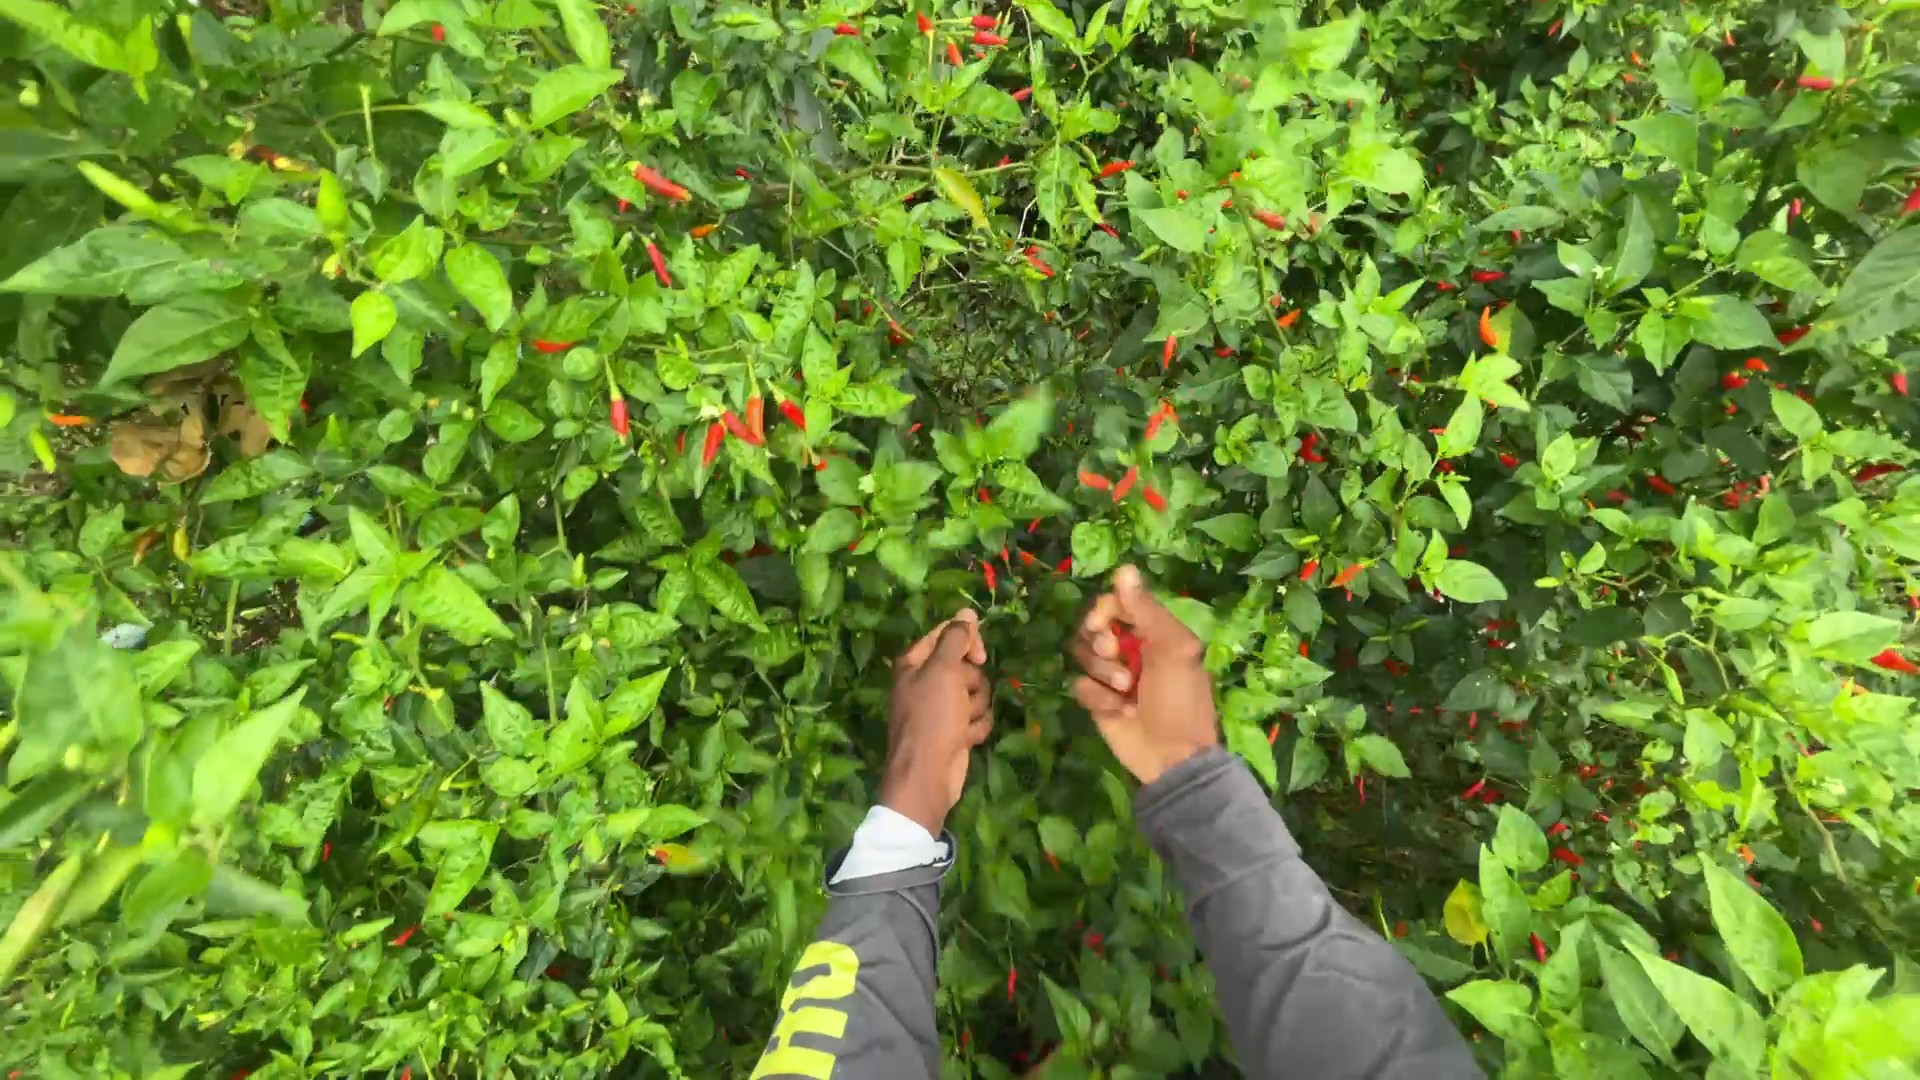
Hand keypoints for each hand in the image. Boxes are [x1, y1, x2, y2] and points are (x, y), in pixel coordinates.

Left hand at [879, 608, 991, 833]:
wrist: (927, 775)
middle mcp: (926, 681)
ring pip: (977, 691)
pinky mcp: (955, 729)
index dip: (967, 642)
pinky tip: (964, 739)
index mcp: (915, 662)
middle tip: (961, 697)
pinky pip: (978, 716)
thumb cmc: (931, 718)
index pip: (948, 634)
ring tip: (960, 723)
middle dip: (972, 682)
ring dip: (975, 707)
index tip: (978, 655)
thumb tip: (966, 611)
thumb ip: (956, 639)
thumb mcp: (943, 671)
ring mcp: (941, 707)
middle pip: (967, 664)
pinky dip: (975, 727)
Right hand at [1071, 565, 1217, 783]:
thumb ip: (1147, 610)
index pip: (1115, 603)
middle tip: (1115, 656)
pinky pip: (1079, 684)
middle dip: (1100, 642)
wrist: (1171, 757)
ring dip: (1101, 672)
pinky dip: (1096, 697)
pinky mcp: (1096, 699)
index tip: (1103, 624)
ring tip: (1124, 690)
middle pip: (1091, 626)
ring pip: (1081, 653)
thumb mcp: (1173, 649)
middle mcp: (1129, 647)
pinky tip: (1118, 710)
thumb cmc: (1180, 700)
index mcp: (1153, 631)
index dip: (1104, 610)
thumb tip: (1124, 569)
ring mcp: (1110, 674)